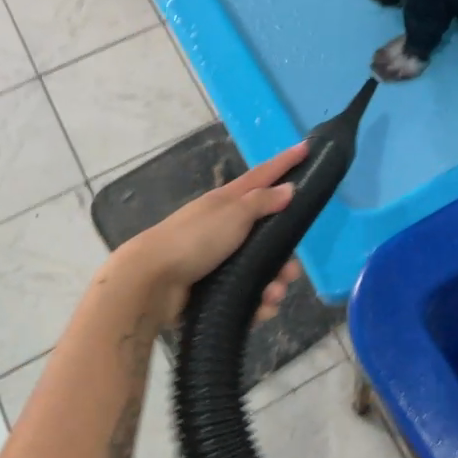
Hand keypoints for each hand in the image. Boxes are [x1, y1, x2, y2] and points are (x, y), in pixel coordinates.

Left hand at [111, 142, 309, 320]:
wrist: (151, 282)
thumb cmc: (194, 240)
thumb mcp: (232, 214)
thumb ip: (262, 202)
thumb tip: (288, 188)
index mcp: (227, 203)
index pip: (262, 176)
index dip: (284, 163)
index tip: (306, 148)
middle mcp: (224, 228)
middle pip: (267, 235)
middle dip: (285, 255)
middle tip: (292, 271)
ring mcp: (218, 260)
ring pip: (260, 269)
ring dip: (273, 284)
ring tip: (273, 295)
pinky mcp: (214, 288)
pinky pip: (247, 294)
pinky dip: (258, 302)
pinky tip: (262, 309)